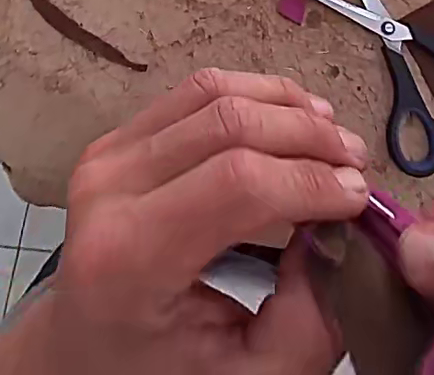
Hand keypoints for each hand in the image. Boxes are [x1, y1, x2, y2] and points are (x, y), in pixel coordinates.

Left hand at [0, 69, 370, 374]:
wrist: (75, 350)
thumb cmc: (157, 370)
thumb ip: (306, 321)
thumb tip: (341, 232)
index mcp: (126, 261)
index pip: (237, 183)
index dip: (309, 180)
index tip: (358, 194)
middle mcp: (109, 190)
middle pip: (232, 125)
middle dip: (310, 136)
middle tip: (355, 159)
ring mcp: (110, 152)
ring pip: (219, 92)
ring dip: (289, 104)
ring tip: (332, 131)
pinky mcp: (121, 133)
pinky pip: (202, 87)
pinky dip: (258, 91)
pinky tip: (292, 113)